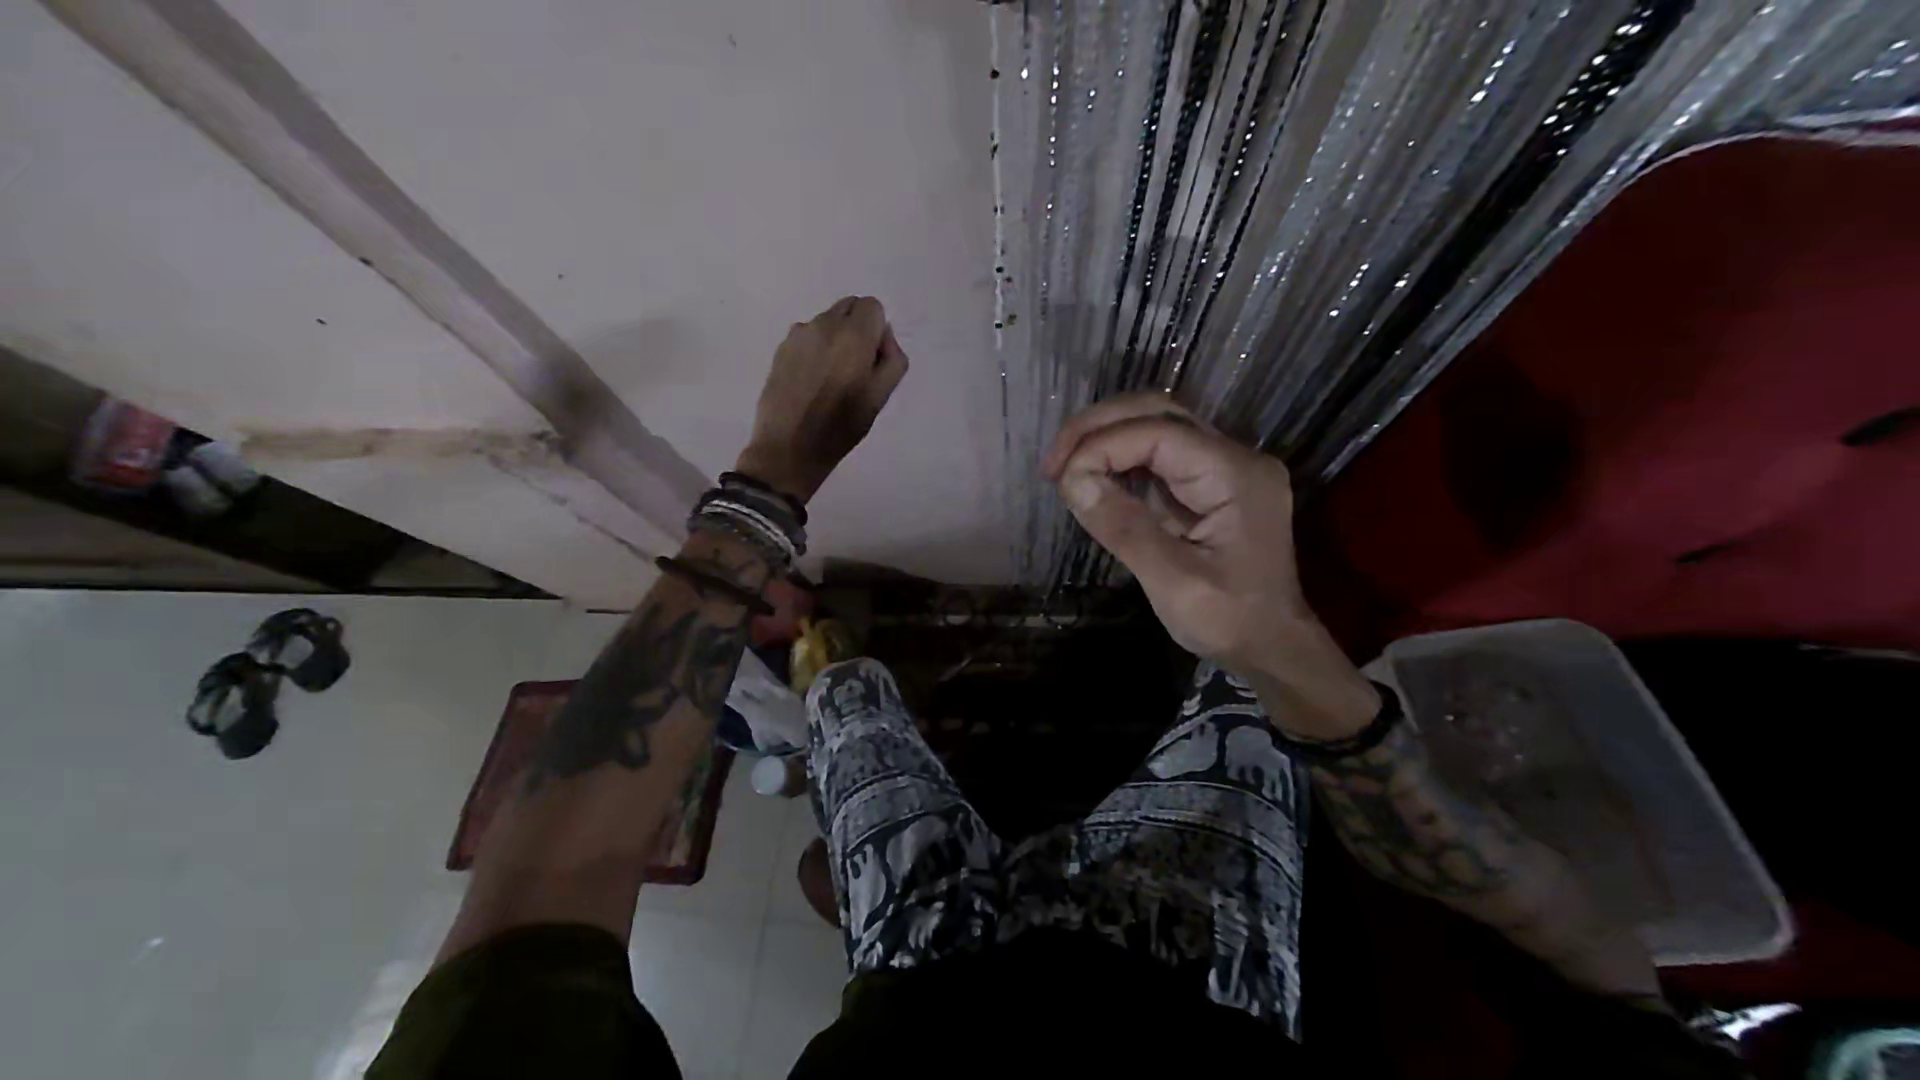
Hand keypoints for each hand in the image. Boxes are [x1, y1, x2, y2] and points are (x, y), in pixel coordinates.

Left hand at [736, 296, 909, 504]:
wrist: (789, 447)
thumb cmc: (841, 427)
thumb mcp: (880, 398)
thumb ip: (893, 360)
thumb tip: (884, 338)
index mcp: (853, 336)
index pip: (873, 306)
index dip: (878, 331)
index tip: (873, 360)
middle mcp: (824, 324)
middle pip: (849, 306)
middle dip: (858, 328)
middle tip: (855, 366)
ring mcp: (798, 334)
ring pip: (827, 321)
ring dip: (835, 338)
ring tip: (831, 377)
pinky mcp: (781, 348)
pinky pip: (807, 335)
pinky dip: (815, 348)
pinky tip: (811, 380)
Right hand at [1043, 392, 1378, 739]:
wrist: (1272, 647)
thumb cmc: (1229, 621)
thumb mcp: (1173, 581)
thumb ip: (1123, 527)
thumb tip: (1072, 481)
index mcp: (1236, 475)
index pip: (1159, 432)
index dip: (1102, 446)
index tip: (1061, 479)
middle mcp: (1235, 458)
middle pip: (1159, 412)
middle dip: (1099, 428)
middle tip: (1054, 463)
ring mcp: (1224, 468)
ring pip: (1157, 426)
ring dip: (1106, 439)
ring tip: (1064, 468)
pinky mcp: (1210, 484)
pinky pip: (1159, 456)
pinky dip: (1121, 460)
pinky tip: (1093, 478)